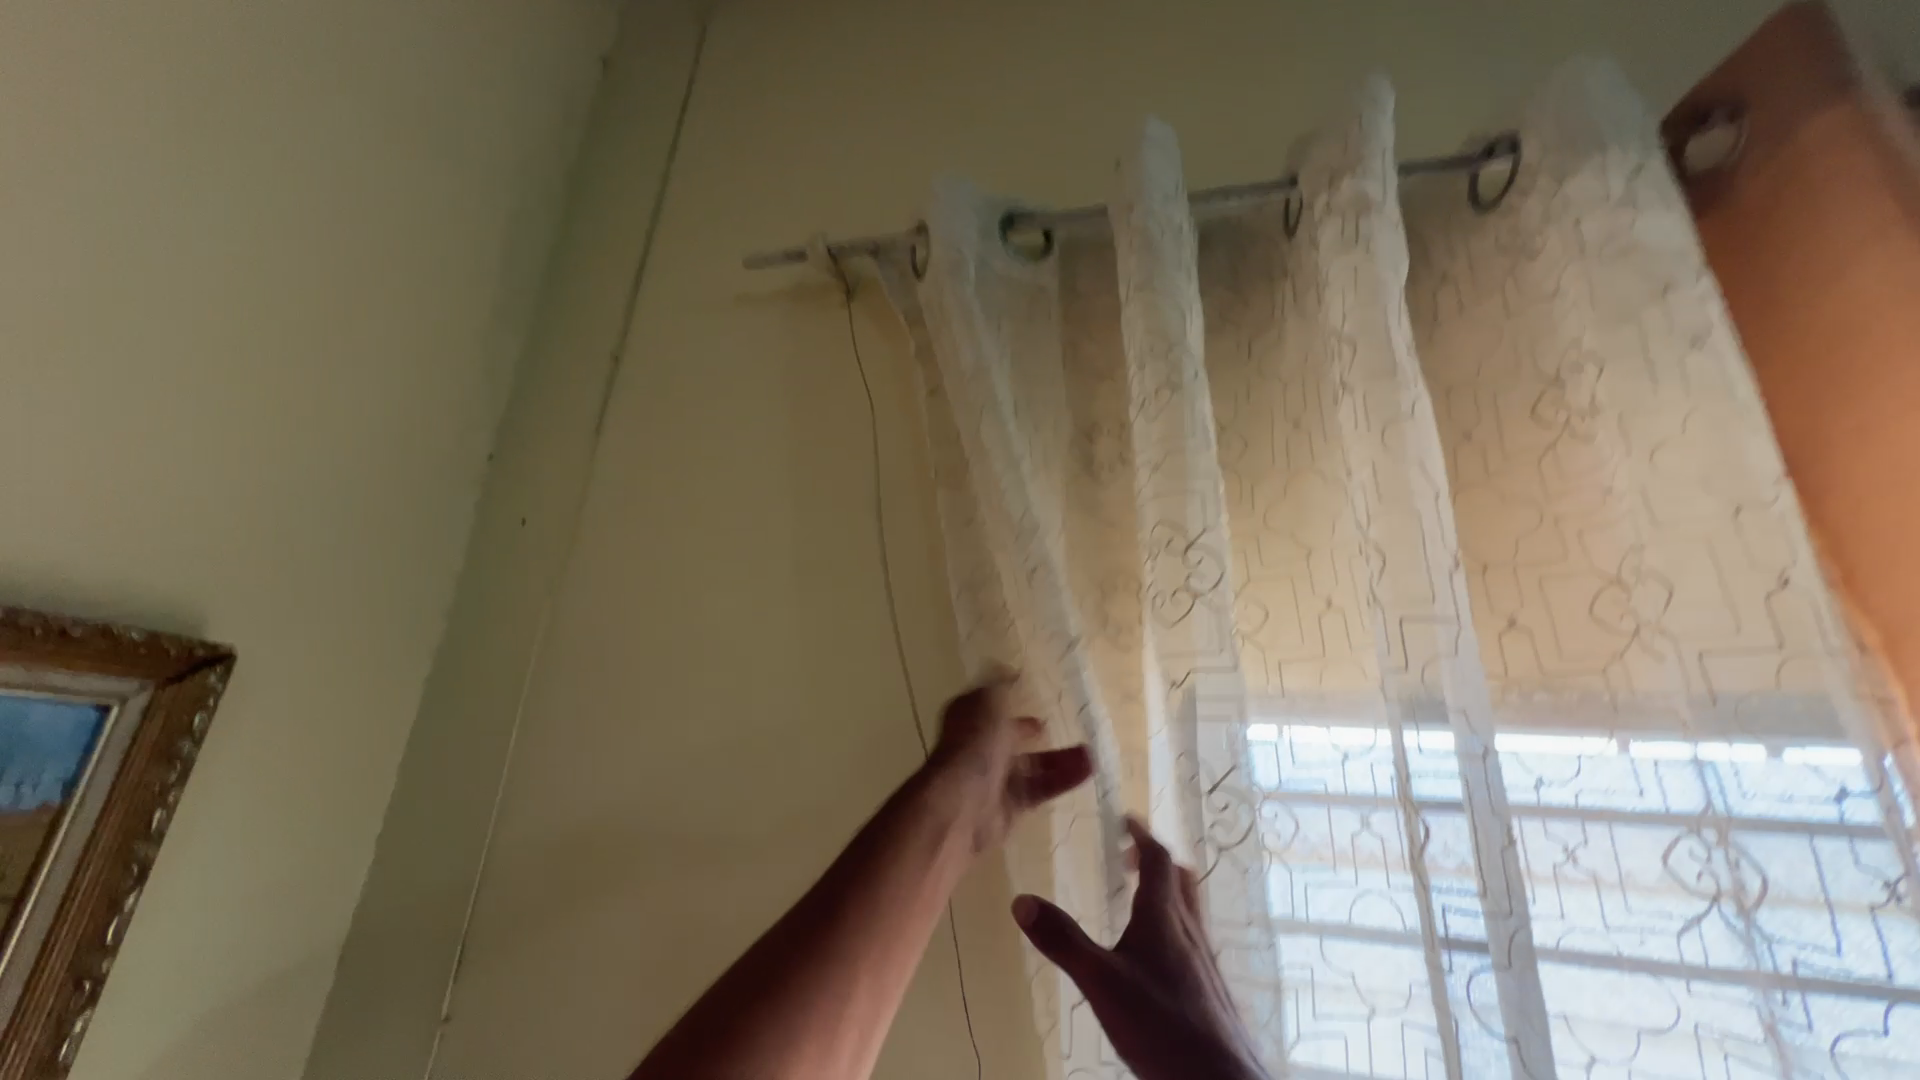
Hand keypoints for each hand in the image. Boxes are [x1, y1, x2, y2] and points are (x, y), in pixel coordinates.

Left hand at [923, 673, 1092, 853]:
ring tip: (1091, 754)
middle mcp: (979, 748)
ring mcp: (993, 780)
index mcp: (970, 719)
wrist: (963, 805)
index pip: (990, 707)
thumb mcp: (988, 704)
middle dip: (1036, 734)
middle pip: (1011, 740)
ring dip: (1060, 759)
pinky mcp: (1008, 808)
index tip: (1033, 698)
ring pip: (1031, 767)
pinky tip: (1087, 772)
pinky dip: (1062, 781)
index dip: (1009, 703)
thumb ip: (1000, 686)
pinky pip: (1039, 791)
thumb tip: (1008, 668)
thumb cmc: (975, 746)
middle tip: (1062, 728)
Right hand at [1012, 818, 1268, 1079]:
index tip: (1126, 820)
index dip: (1141, 836)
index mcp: (1163, 917)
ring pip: (1191, 910)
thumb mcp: (1100, 982)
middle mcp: (1189, 930)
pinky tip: (1158, 959)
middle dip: (1157, 862)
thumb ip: (1062, 941)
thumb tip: (1021, 900)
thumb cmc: (1160, 1023)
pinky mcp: (1212, 990)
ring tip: (1141, 903)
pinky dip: (1174, 929)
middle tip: (1131, 859)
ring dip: (1168, 893)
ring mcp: (1206, 961)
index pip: (1158, 860)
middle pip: (1181, 880)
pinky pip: (1194, 941)